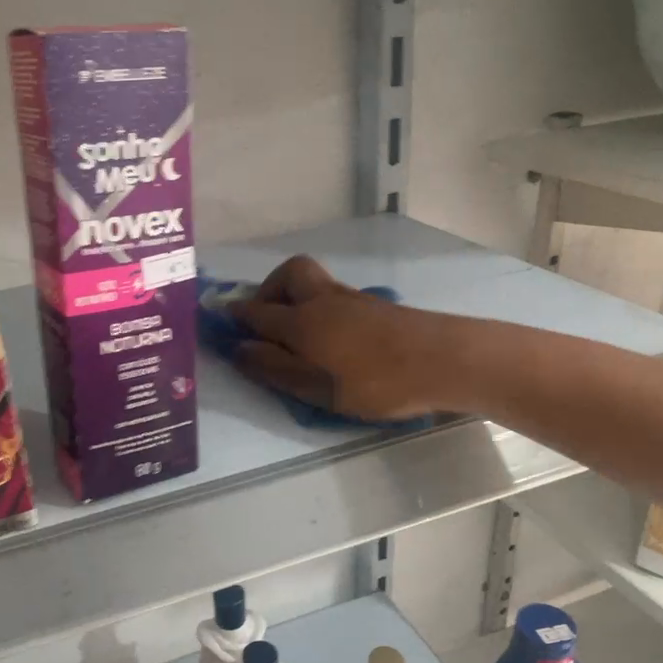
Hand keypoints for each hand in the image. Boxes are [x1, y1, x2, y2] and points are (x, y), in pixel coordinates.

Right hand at [228, 255, 459, 420]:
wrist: (444, 360)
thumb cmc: (374, 381)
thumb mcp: (315, 387)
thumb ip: (274, 368)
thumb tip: (237, 349)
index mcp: (301, 321)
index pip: (256, 311)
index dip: (234, 315)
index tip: (218, 319)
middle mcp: (323, 300)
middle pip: (289, 274)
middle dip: (270, 289)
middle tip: (266, 320)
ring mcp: (353, 300)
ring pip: (315, 284)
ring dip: (296, 298)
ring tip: (297, 335)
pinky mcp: (376, 307)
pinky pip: (335, 297)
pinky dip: (321, 309)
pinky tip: (331, 339)